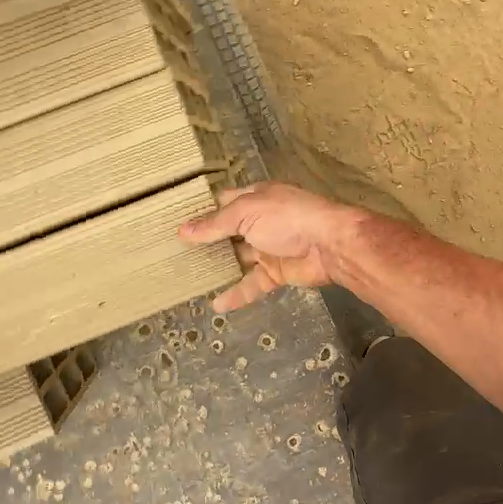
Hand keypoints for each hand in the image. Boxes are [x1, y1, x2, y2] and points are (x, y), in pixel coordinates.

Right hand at [178, 182, 361, 311]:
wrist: (329, 245)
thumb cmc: (287, 218)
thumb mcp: (246, 213)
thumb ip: (215, 225)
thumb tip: (183, 230)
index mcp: (255, 198)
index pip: (223, 202)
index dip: (201, 210)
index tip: (174, 220)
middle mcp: (259, 221)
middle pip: (227, 232)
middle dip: (206, 241)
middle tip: (174, 253)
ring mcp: (268, 248)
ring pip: (237, 259)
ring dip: (218, 268)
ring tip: (188, 278)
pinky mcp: (276, 272)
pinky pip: (252, 284)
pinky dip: (237, 294)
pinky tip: (217, 305)